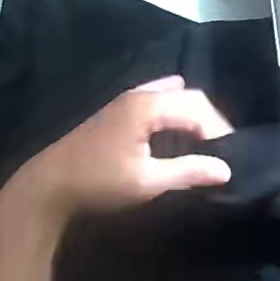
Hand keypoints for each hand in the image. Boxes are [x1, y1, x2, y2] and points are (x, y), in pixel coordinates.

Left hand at [5, 76, 234, 230]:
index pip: (197, 108)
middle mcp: (139, 95)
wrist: (49, 185)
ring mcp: (126, 100)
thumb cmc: (98, 182)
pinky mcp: (118, 110)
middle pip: (187, 96)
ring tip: (207, 141)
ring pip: (172, 96)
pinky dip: (174, 108)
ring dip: (192, 114)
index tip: (230, 158)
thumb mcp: (146, 182)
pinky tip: (179, 122)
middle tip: (223, 150)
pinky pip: (156, 98)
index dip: (218, 131)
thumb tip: (226, 170)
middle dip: (209, 120)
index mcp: (147, 106)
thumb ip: (188, 172)